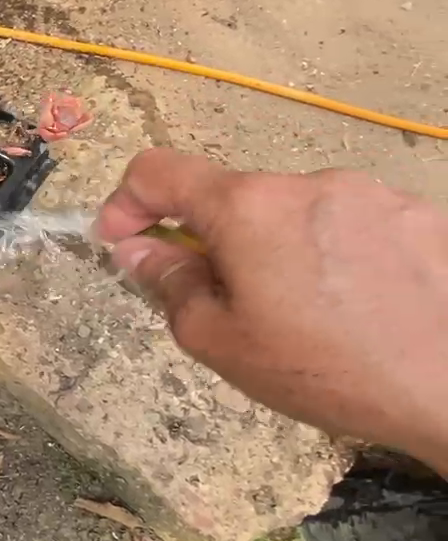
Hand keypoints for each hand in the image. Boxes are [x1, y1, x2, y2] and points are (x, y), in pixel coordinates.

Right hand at [95, 148, 447, 473]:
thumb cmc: (329, 369)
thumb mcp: (213, 337)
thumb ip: (165, 281)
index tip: (123, 241)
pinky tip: (355, 304)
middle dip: (209, 237)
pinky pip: (352, 224)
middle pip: (230, 196)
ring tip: (299, 306)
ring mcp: (381, 199)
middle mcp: (313, 185)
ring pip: (293, 211)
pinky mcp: (431, 223)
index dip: (125, 202)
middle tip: (219, 295)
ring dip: (273, 245)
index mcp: (248, 206)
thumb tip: (140, 250)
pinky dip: (331, 253)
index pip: (157, 171)